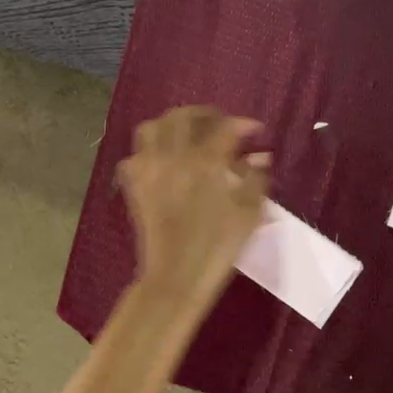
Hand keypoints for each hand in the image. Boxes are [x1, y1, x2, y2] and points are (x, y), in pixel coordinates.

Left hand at [118, 106, 269, 313]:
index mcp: (205, 162)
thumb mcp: (249, 214)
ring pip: (152, 128)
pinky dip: (149, 153)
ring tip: (187, 137)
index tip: (255, 131)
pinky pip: (135, 156)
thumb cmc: (219, 248)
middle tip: (219, 126)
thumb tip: (258, 156)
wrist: (176, 277)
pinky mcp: (134, 187)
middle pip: (183, 117)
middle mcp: (173, 157)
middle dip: (204, 115)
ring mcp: (149, 170)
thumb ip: (255, 179)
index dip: (243, 124)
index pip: (226, 128)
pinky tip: (163, 163)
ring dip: (172, 126)